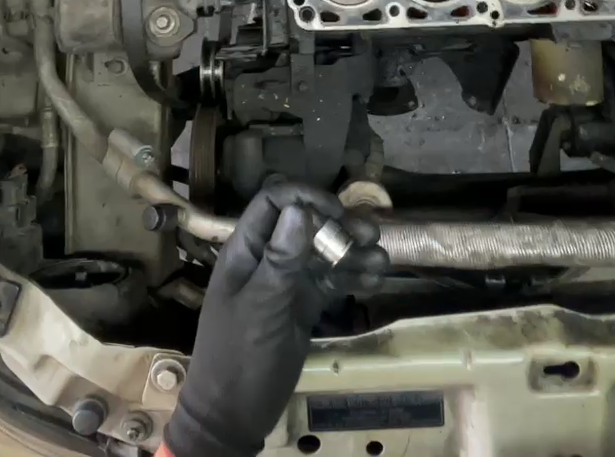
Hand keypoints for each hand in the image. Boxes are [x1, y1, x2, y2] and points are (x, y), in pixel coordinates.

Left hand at [163, 181, 387, 456]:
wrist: (232, 418)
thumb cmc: (239, 357)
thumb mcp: (261, 307)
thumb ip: (281, 260)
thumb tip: (301, 209)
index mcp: (247, 250)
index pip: (275, 202)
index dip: (306, 197)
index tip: (337, 211)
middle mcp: (269, 258)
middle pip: (307, 224)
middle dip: (339, 225)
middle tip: (371, 234)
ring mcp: (287, 283)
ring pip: (323, 254)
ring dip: (353, 253)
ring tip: (382, 261)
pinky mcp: (303, 306)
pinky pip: (330, 282)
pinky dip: (353, 278)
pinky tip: (375, 280)